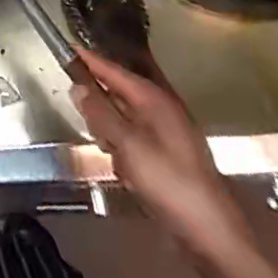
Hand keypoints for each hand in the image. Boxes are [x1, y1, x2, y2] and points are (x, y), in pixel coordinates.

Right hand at [71, 48, 249, 261]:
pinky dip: (124, 149)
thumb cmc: (167, 180)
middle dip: (99, 102)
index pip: (114, 70)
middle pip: (119, 92)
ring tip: (106, 149)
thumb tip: (78, 87)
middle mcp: (161, 108)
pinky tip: (124, 170)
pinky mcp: (168, 154)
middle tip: (81, 112)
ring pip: (125, 117)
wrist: (209, 228)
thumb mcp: (128, 145)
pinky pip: (135, 139)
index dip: (90, 60)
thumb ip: (101, 114)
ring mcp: (167, 131)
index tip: (68, 49)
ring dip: (111, 131)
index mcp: (153, 98)